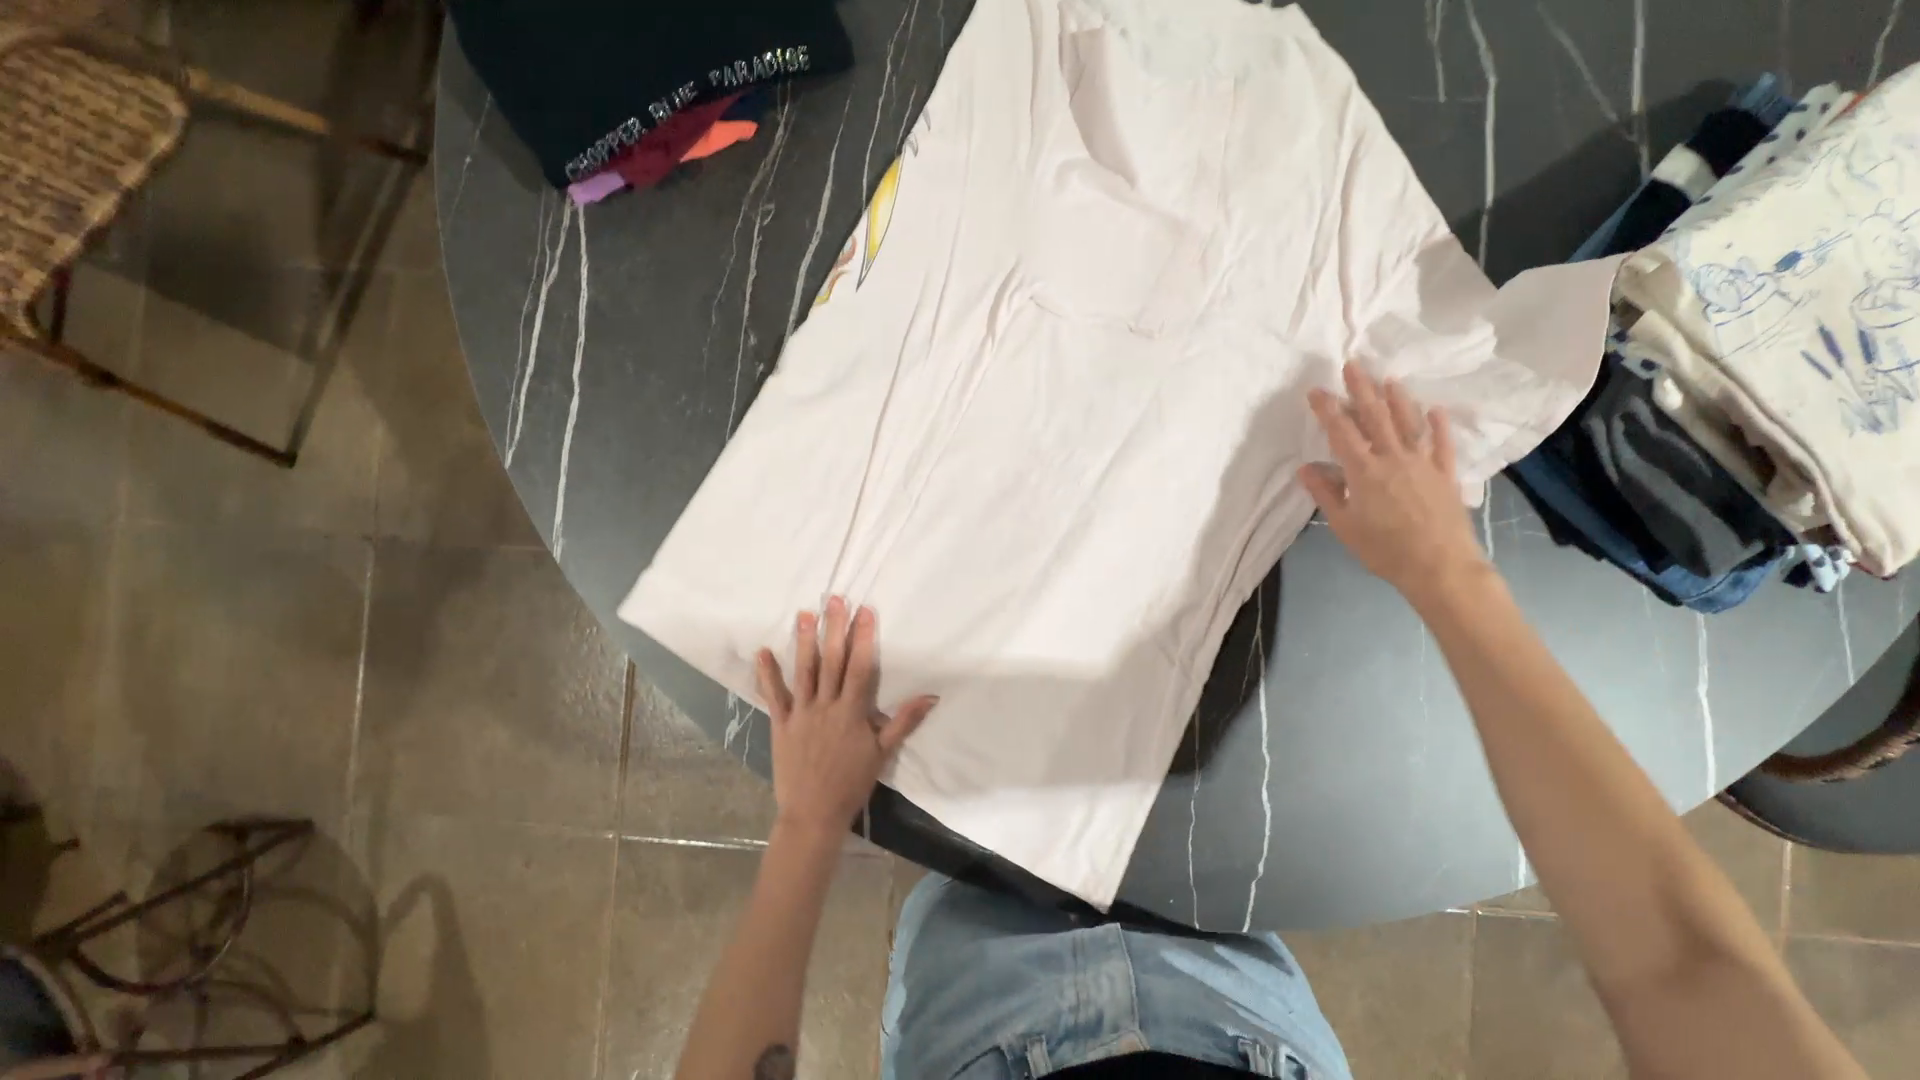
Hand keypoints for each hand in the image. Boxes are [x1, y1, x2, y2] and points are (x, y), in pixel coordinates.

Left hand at [755, 597, 937, 838]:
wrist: (814, 813)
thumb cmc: (852, 783)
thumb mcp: (883, 753)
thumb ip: (904, 722)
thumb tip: (931, 696)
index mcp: (851, 713)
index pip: (859, 668)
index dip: (862, 638)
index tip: (865, 611)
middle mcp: (825, 707)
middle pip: (831, 661)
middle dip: (834, 629)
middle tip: (836, 600)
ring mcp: (801, 714)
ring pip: (803, 671)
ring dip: (804, 641)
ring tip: (805, 614)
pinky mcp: (781, 724)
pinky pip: (773, 695)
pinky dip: (767, 673)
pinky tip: (762, 651)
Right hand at [1299, 363, 1490, 607]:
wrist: (1439, 566)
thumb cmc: (1384, 550)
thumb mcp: (1344, 526)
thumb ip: (1326, 494)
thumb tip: (1306, 468)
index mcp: (1364, 471)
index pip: (1341, 432)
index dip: (1328, 409)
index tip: (1316, 390)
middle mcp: (1393, 458)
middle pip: (1375, 417)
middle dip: (1361, 390)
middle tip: (1353, 365)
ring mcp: (1423, 463)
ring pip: (1408, 423)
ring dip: (1397, 399)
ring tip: (1388, 380)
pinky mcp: (1446, 474)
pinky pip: (1442, 444)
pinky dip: (1438, 426)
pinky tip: (1434, 411)